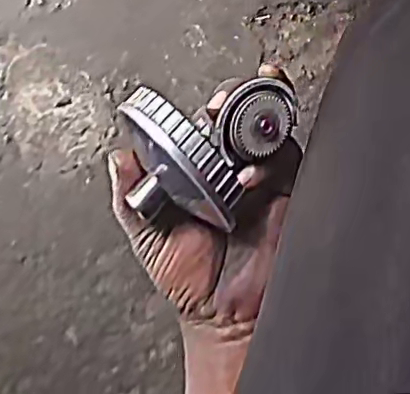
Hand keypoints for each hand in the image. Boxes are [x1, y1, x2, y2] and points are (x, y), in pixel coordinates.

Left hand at [108, 65, 296, 341]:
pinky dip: (269, 164)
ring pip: (273, 126)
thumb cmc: (191, 276)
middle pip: (250, 110)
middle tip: (222, 103)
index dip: (219, 100)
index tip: (208, 102)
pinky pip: (287, 161)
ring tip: (236, 127)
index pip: (218, 118)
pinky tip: (247, 179)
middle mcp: (240, 162)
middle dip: (241, 95)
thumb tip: (120, 158)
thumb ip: (133, 197)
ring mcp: (267, 172)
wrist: (221, 315)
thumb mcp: (150, 235)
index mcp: (209, 165)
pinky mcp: (288, 188)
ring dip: (259, 117)